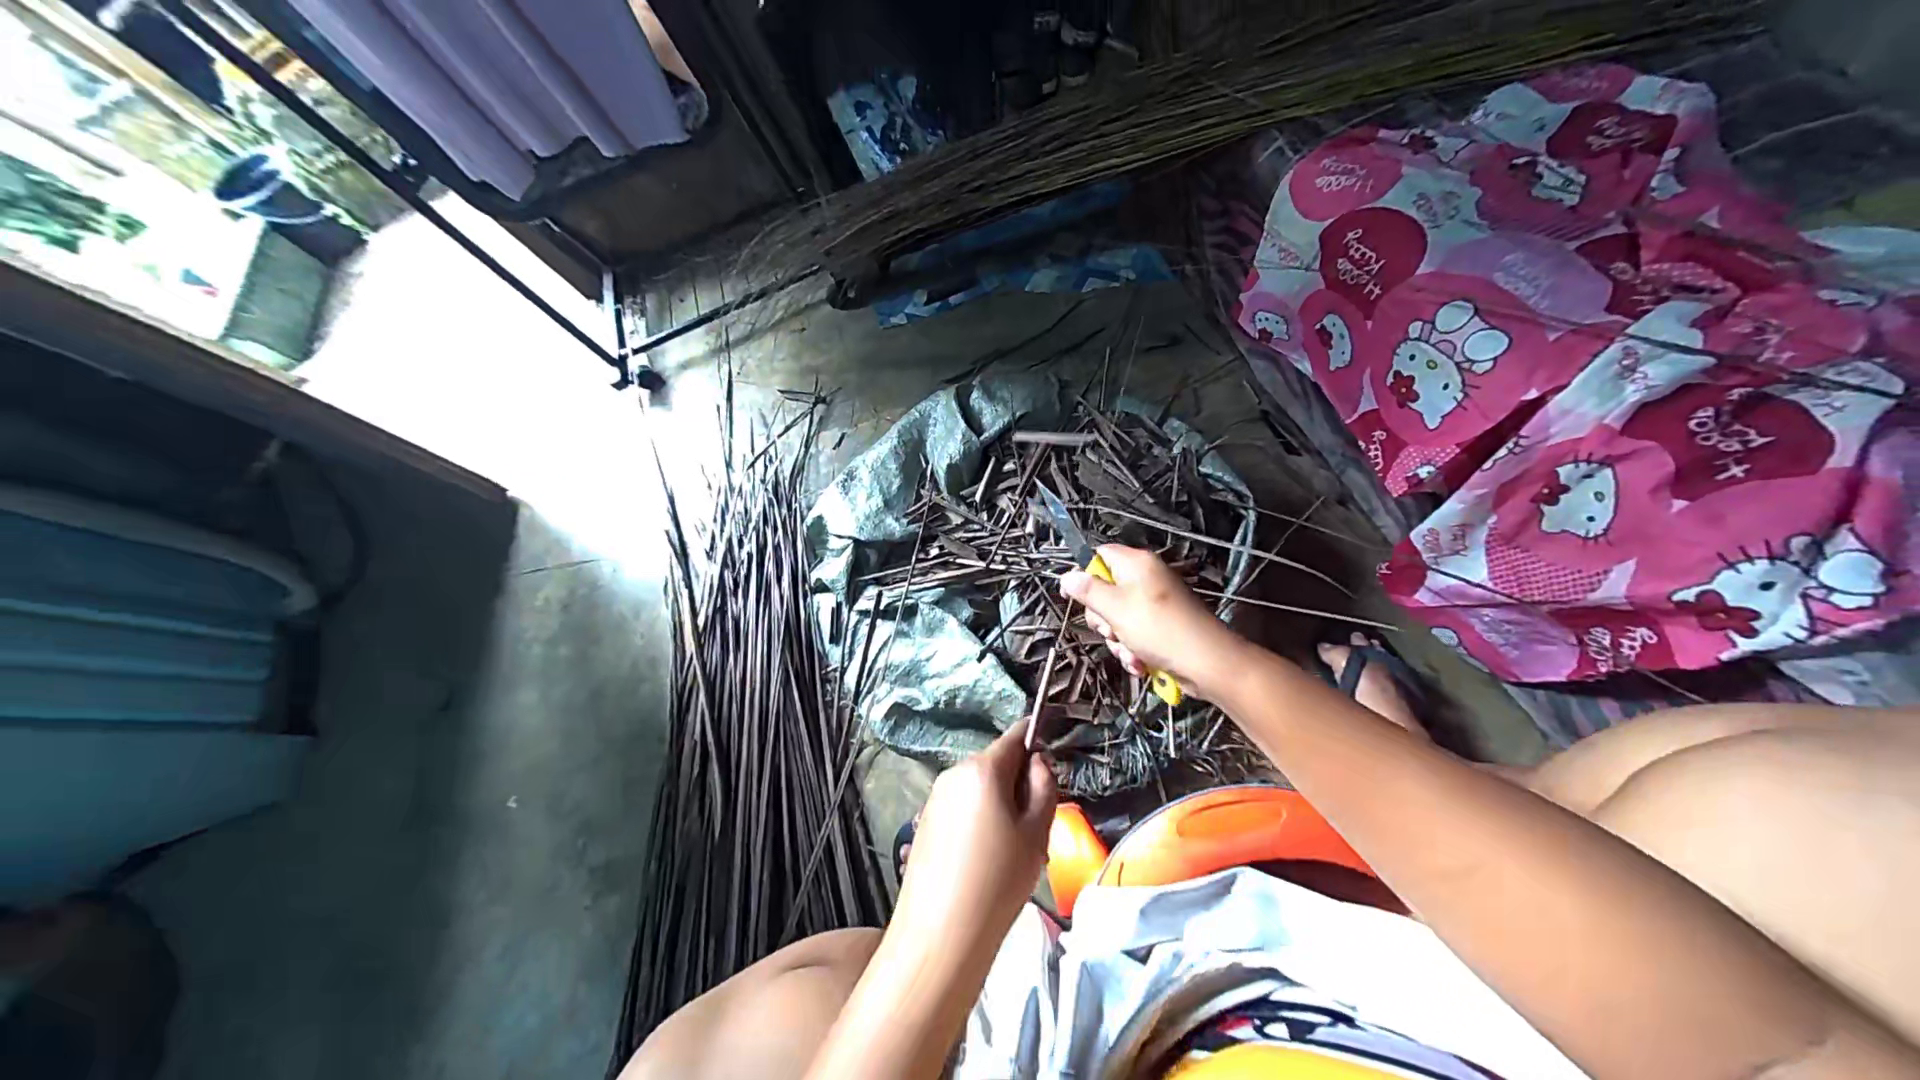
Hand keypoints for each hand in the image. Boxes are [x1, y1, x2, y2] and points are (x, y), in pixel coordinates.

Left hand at [891, 721, 1055, 950]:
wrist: (940, 933)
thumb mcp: (1036, 833)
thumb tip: (1037, 762)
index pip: (1015, 737)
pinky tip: (984, 860)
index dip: (1036, 740)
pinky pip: (961, 807)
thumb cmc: (998, 880)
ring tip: (1010, 851)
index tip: (1050, 760)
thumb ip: (1044, 787)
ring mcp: (935, 797)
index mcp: (983, 770)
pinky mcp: (925, 821)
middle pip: (996, 764)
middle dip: (1018, 784)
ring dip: (999, 804)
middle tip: (1034, 826)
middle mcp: (954, 773)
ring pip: (979, 788)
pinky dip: (978, 820)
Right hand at [1059, 544, 1247, 700]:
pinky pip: (1135, 633)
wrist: (1207, 663)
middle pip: (1105, 591)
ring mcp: (1155, 603)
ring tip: (1130, 652)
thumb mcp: (1115, 608)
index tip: (1075, 597)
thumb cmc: (1160, 630)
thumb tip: (1067, 577)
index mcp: (1136, 564)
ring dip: (1117, 640)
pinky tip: (1140, 662)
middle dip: (1103, 618)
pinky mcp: (1162, 626)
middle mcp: (1146, 579)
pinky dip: (1133, 649)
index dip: (1084, 575)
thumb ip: (1087, 591)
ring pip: (1118, 618)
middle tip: (1111, 629)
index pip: (1099, 555)